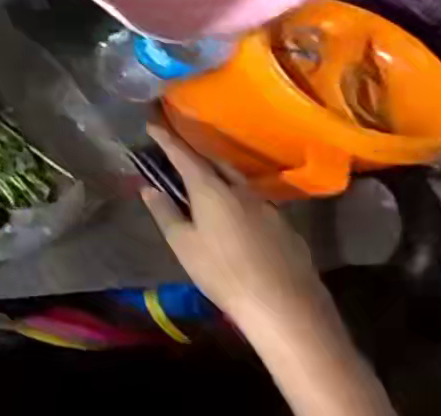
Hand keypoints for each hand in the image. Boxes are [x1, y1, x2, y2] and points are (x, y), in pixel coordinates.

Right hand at [140, 121, 339, 334]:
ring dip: (223, 179)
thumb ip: (164, 211)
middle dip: (198, 156)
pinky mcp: (291, 235)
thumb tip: (149, 188)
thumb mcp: (182, 243)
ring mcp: (272, 213)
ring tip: (209, 185)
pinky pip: (259, 208)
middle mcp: (244, 193)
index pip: (184, 155)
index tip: (152, 125)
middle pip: (218, 164)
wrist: (289, 315)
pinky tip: (238, 220)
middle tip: (181, 154)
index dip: (166, 139)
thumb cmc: (223, 272)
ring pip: (242, 186)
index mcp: (212, 190)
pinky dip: (242, 203)